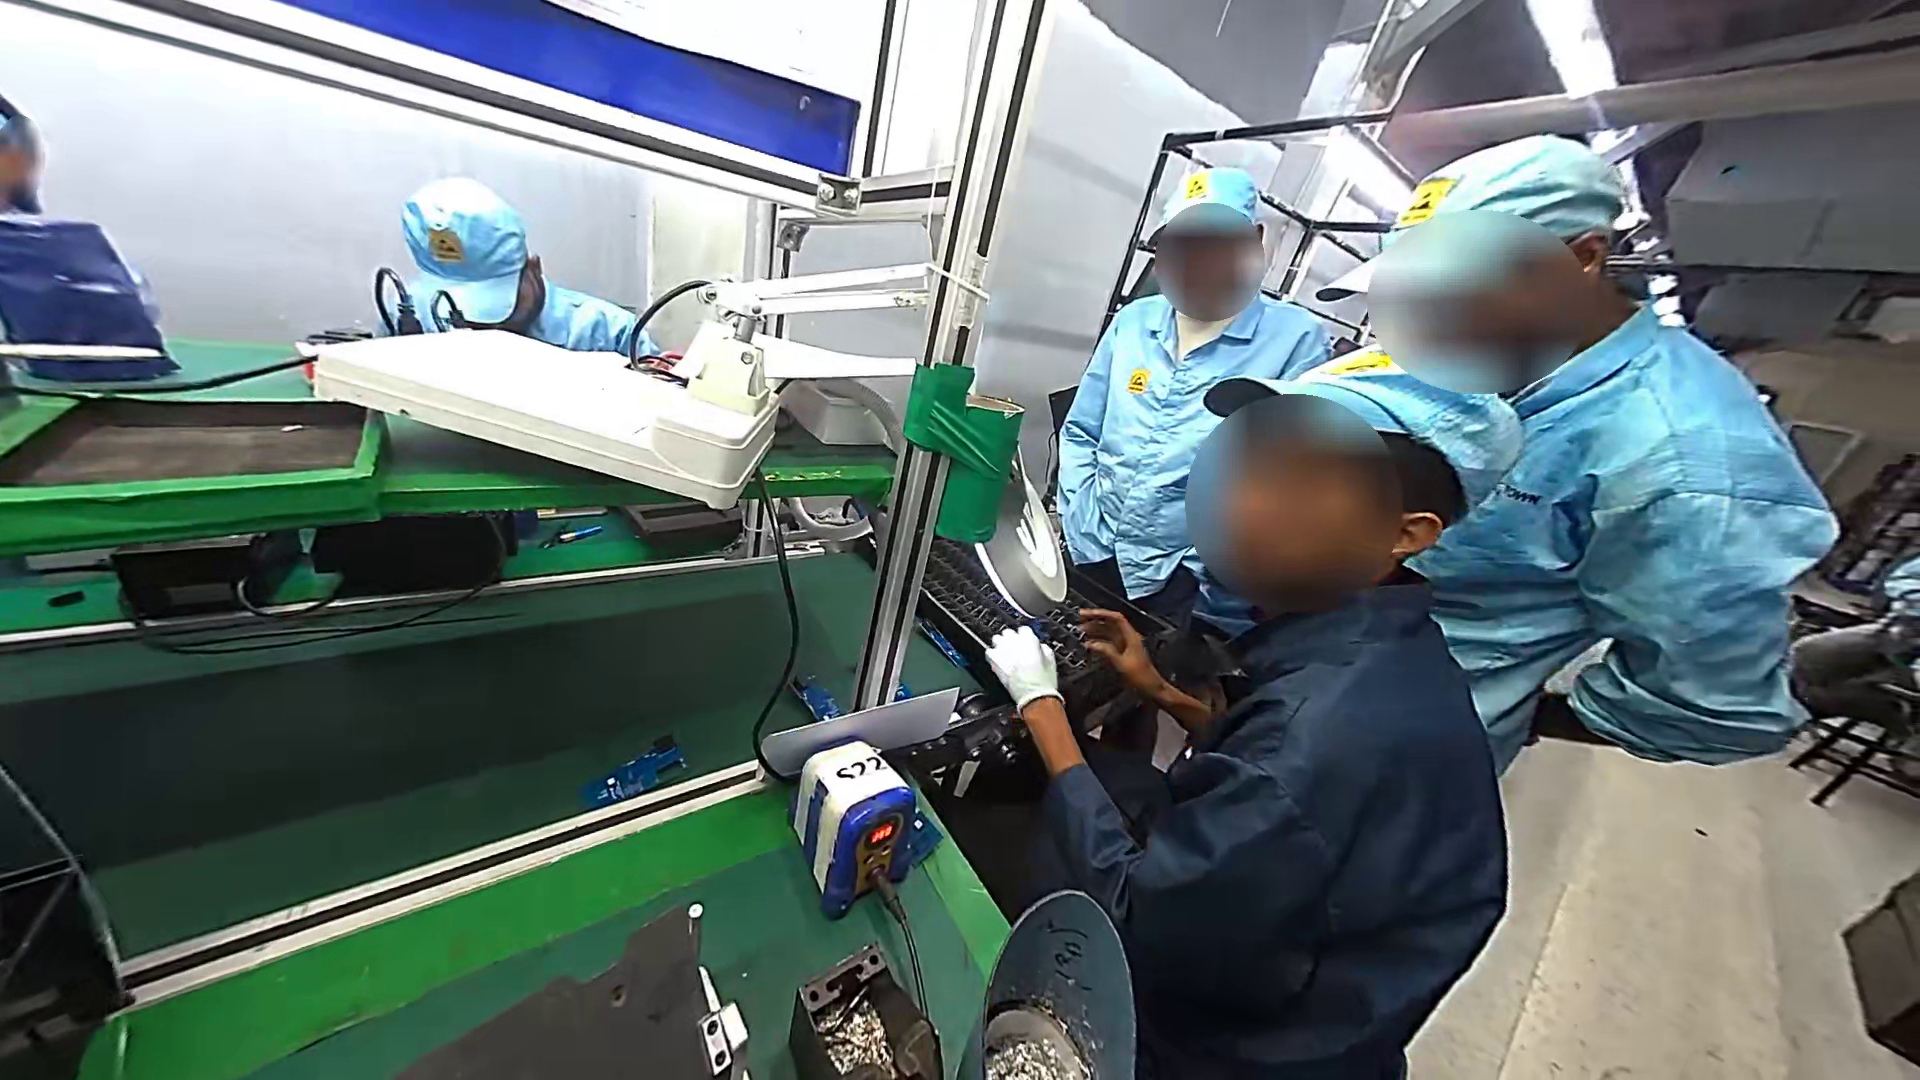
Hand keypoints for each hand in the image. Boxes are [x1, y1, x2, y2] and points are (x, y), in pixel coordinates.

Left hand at [984, 626, 1061, 710]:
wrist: (1035, 698)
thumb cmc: (1044, 683)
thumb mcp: (1051, 660)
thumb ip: (1043, 648)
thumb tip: (1039, 646)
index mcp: (1030, 640)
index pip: (1023, 629)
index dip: (1025, 636)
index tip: (1025, 640)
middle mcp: (1015, 644)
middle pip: (1008, 632)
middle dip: (1011, 639)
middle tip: (1015, 647)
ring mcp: (1004, 652)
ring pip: (997, 639)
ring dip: (1001, 644)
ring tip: (1005, 652)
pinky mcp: (995, 663)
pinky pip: (989, 652)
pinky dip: (992, 654)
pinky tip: (997, 659)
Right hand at [1079, 608, 1156, 689]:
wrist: (1150, 689)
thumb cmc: (1141, 677)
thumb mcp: (1122, 664)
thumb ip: (1106, 651)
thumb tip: (1092, 644)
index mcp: (1130, 637)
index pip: (1116, 618)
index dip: (1101, 613)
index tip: (1088, 614)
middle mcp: (1127, 638)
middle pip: (1110, 623)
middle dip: (1095, 619)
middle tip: (1080, 619)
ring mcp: (1124, 645)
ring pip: (1107, 632)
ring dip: (1094, 630)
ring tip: (1080, 630)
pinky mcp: (1121, 653)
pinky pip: (1107, 642)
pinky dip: (1097, 641)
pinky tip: (1088, 644)